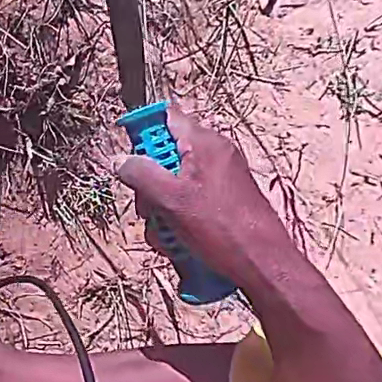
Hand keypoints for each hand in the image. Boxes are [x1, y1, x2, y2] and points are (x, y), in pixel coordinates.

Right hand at [112, 107, 292, 287]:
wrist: (263, 264)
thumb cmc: (219, 228)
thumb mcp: (170, 199)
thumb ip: (140, 173)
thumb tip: (118, 159)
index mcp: (204, 143)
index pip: (165, 117)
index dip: (142, 132)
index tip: (129, 157)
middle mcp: (214, 152)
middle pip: (165, 153)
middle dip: (148, 180)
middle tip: (148, 205)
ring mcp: (220, 175)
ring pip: (173, 179)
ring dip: (159, 204)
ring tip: (164, 228)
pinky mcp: (223, 197)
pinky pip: (188, 196)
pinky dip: (176, 213)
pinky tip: (177, 237)